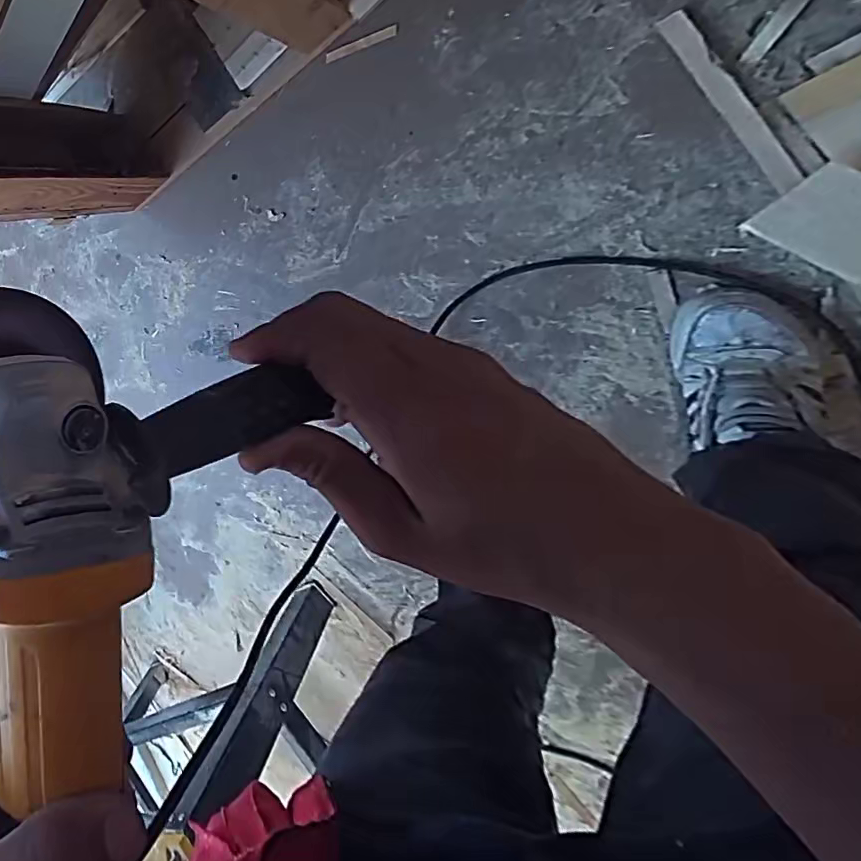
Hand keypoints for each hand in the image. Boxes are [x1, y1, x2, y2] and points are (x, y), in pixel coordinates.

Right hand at [231, 292, 720, 623]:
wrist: (621, 541)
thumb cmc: (505, 548)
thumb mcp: (398, 530)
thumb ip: (327, 473)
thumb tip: (260, 447)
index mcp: (405, 404)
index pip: (322, 336)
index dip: (272, 337)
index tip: (240, 361)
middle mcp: (430, 364)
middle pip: (340, 313)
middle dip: (287, 331)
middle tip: (259, 378)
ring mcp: (459, 360)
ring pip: (368, 322)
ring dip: (321, 342)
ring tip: (296, 394)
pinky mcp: (477, 368)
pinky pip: (397, 340)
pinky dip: (355, 352)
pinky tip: (353, 402)